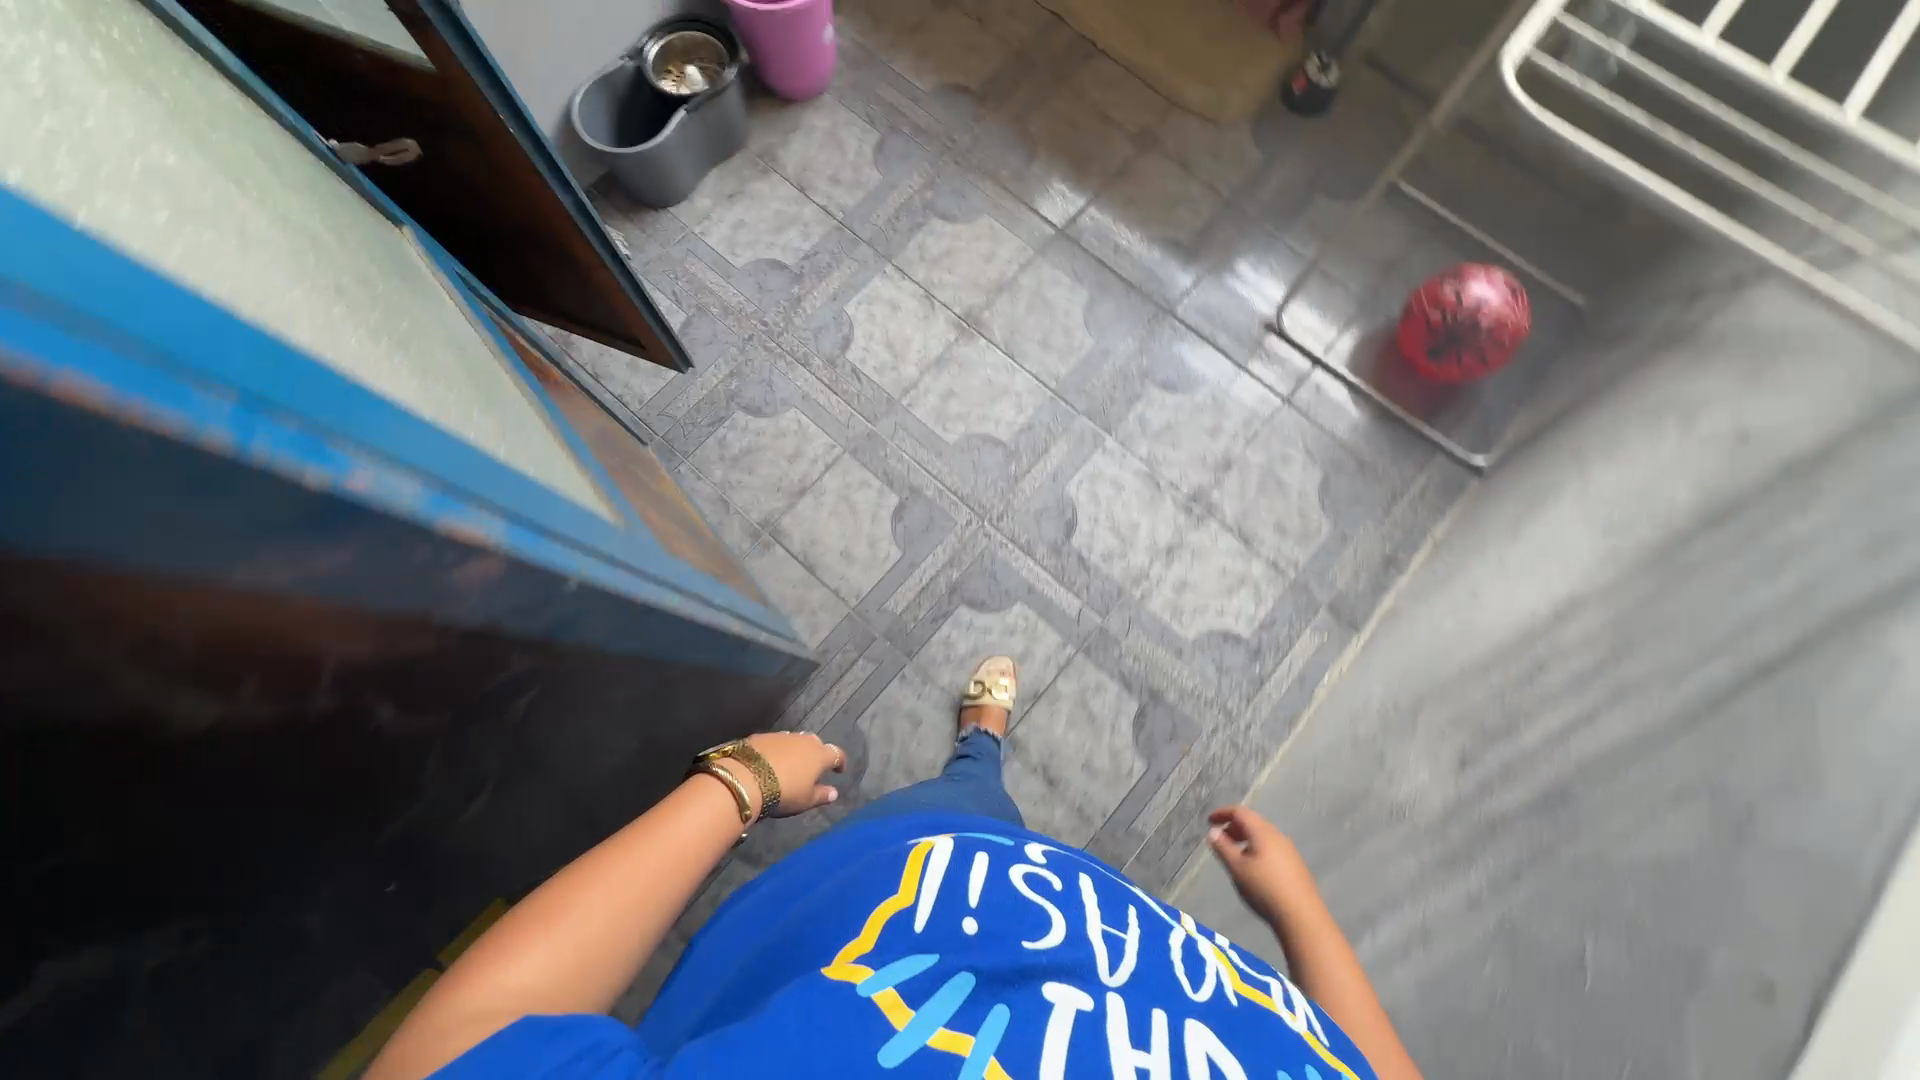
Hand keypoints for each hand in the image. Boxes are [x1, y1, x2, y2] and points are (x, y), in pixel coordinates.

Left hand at [740, 731, 846, 817]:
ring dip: (795, 751)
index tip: (838, 770)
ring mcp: (782, 736)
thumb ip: (821, 795)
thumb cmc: (784, 792)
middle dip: (816, 754)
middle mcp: (803, 740)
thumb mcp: (805, 800)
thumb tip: (834, 793)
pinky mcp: (762, 736)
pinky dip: (776, 751)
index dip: (839, 762)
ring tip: (789, 765)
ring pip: (794, 741)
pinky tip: (769, 762)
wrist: (746, 778)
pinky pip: (775, 743)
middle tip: (812, 768)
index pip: (836, 754)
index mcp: (819, 755)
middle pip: (815, 744)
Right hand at [1207, 805, 1315, 925]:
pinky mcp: (1296, 865)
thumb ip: (1223, 847)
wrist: (1302, 917)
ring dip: (1245, 839)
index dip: (1223, 813)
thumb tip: (1213, 831)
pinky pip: (1271, 847)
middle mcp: (1278, 836)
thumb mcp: (1237, 868)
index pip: (1240, 812)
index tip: (1209, 821)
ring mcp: (1290, 850)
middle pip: (1253, 822)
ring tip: (1235, 855)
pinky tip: (1254, 867)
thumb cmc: (1264, 889)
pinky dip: (1257, 848)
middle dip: (1233, 827)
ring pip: (1263, 836)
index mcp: (1263, 832)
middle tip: (1220, 839)